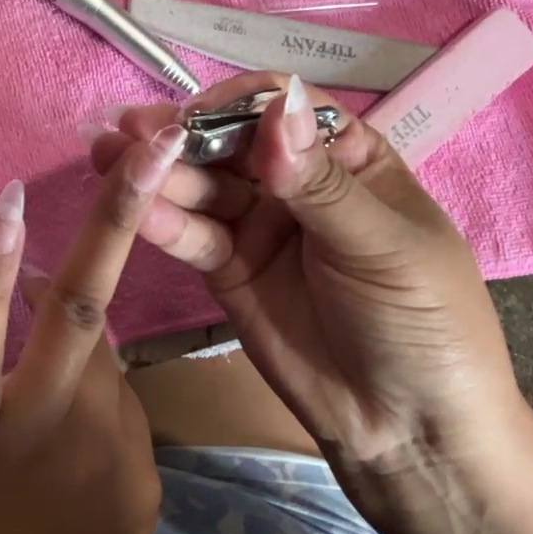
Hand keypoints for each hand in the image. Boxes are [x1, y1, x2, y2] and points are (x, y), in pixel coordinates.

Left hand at [0, 126, 346, 533]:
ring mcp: (28, 430)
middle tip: (153, 146)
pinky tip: (7, 214)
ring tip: (137, 148)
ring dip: (107, 225)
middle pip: (104, 330)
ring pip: (76, 316)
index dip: (101, 350)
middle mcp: (97, 441)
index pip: (128, 381)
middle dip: (119, 245)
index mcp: (136, 475)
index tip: (77, 315)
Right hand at [89, 74, 523, 471]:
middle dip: (180, 134)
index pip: (286, 109)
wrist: (409, 430)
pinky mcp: (226, 269)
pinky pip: (191, 236)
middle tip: (127, 130)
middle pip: (230, 142)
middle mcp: (294, 183)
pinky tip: (133, 211)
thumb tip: (278, 106)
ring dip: (156, 173)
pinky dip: (161, 223)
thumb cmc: (424, 323)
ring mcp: (257, 226)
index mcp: (348, 160)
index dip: (240, 103)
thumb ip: (320, 183)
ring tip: (107, 159)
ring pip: (201, 187)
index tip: (197, 114)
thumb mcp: (383, 247)